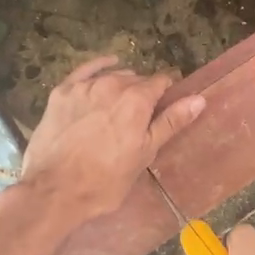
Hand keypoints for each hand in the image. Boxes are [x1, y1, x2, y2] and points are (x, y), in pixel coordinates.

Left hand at [19, 56, 205, 224]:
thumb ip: (171, 122)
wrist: (54, 190)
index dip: (167, 91)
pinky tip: (108, 64)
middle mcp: (112, 84)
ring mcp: (84, 86)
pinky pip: (85, 70)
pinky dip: (99, 66)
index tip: (169, 102)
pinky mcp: (61, 92)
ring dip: (122, 84)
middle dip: (143, 92)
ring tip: (121, 104)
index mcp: (137, 99)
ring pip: (112, 75)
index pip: (161, 82)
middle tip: (142, 115)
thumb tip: (199, 99)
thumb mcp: (145, 153)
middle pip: (136, 79)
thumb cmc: (106, 179)